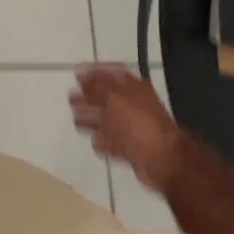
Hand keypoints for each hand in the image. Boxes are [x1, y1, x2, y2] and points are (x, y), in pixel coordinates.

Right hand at [70, 64, 181, 190]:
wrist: (163, 160)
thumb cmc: (138, 123)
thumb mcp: (114, 98)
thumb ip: (96, 87)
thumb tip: (81, 76)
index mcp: (133, 87)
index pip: (112, 73)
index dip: (94, 72)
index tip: (76, 74)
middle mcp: (135, 105)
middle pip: (108, 98)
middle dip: (89, 97)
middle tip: (70, 98)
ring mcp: (135, 128)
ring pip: (110, 121)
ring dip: (92, 120)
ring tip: (75, 121)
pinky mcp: (134, 149)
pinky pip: (115, 142)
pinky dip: (104, 142)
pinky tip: (93, 143)